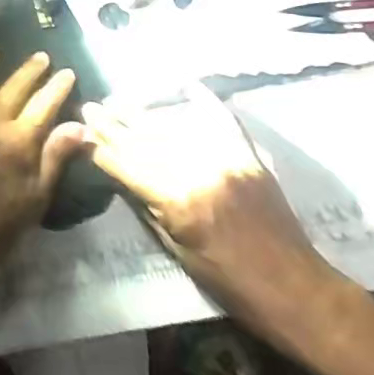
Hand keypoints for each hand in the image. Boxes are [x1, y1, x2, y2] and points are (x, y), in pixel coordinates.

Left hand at [0, 50, 85, 287]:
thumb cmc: (0, 222)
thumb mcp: (37, 195)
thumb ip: (56, 155)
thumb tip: (82, 126)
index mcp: (18, 139)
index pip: (44, 103)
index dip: (57, 86)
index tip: (67, 72)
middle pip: (13, 86)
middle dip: (30, 69)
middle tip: (41, 57)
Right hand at [80, 88, 345, 339]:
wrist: (295, 290)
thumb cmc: (229, 282)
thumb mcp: (176, 250)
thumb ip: (148, 208)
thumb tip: (120, 176)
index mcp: (177, 201)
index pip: (126, 165)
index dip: (100, 148)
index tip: (78, 130)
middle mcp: (198, 172)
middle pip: (145, 141)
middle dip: (113, 125)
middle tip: (89, 106)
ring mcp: (225, 160)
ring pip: (173, 129)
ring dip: (142, 115)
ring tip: (119, 101)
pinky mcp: (247, 158)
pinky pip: (222, 122)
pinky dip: (205, 102)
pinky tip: (187, 84)